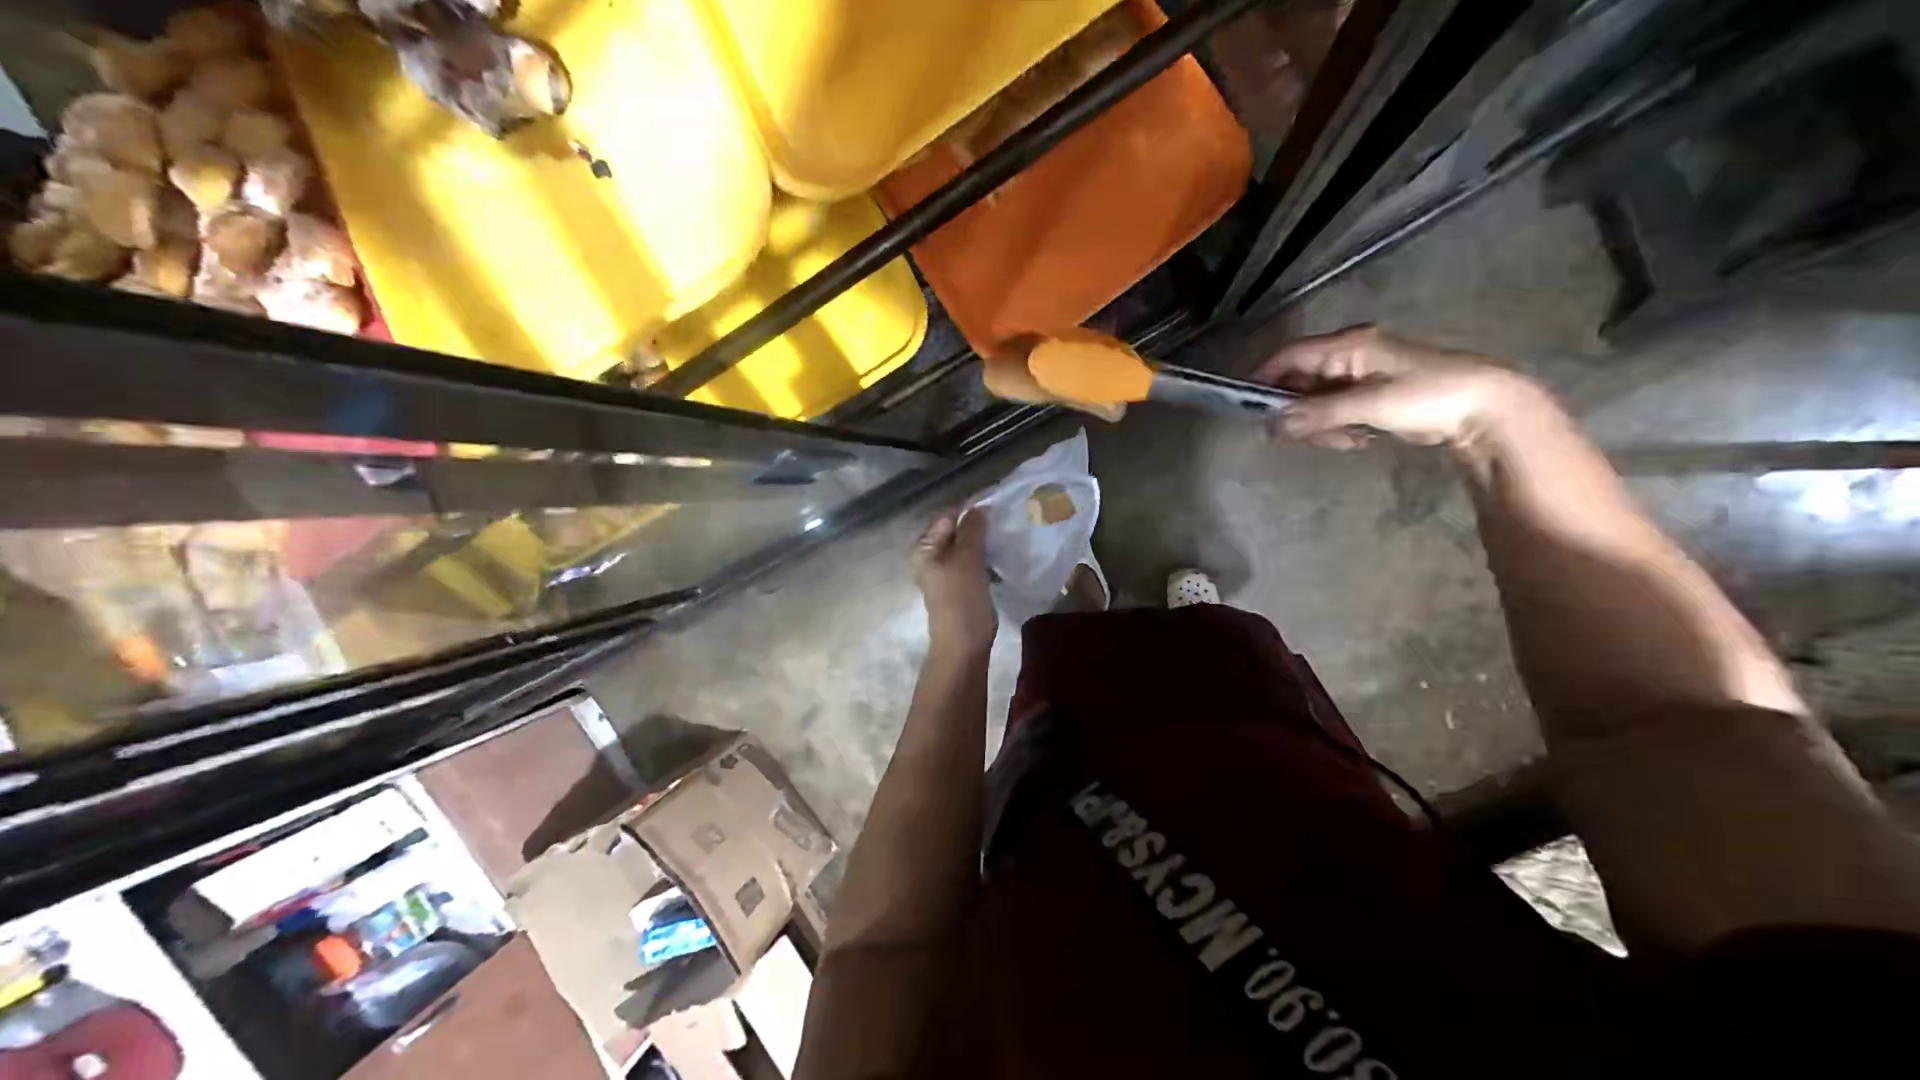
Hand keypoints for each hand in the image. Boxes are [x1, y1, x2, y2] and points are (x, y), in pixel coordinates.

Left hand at [912, 508, 995, 652]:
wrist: (964, 644)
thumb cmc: (961, 599)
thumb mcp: (967, 559)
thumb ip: (972, 530)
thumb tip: (979, 508)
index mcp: (925, 547)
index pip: (947, 515)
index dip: (970, 508)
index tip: (998, 501)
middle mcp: (931, 556)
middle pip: (957, 530)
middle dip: (980, 525)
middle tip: (1006, 517)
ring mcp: (946, 572)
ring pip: (968, 547)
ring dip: (986, 542)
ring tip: (1008, 534)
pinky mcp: (961, 585)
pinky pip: (974, 562)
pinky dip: (987, 558)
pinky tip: (1003, 556)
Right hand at [1255, 326, 1534, 449]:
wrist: (1486, 408)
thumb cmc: (1427, 396)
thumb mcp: (1367, 404)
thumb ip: (1316, 414)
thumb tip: (1272, 425)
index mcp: (1349, 345)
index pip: (1290, 356)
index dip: (1265, 378)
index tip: (1249, 408)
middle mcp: (1351, 354)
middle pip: (1300, 382)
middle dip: (1300, 412)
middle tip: (1310, 438)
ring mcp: (1362, 375)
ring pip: (1318, 401)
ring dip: (1322, 425)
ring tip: (1348, 440)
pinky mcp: (1373, 394)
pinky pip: (1338, 411)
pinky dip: (1340, 427)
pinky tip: (1360, 439)